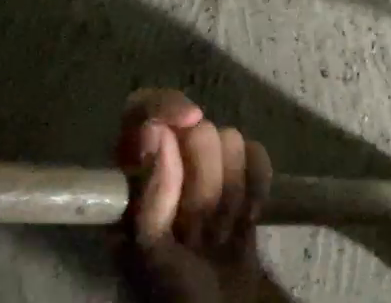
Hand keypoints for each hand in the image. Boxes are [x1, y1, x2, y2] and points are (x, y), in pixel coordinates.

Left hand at [114, 89, 276, 302]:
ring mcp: (209, 165)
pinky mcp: (243, 172)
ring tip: (217, 233)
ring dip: (230, 196)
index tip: (190, 119)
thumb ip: (151, 194)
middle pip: (197, 130)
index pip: (141, 109)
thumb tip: (155, 131)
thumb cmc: (172, 290)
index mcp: (133, 172)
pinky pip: (257, 153)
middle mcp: (169, 158)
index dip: (168, 106)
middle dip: (204, 187)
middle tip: (196, 229)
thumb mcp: (150, 247)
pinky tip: (244, 219)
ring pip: (230, 140)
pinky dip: (256, 190)